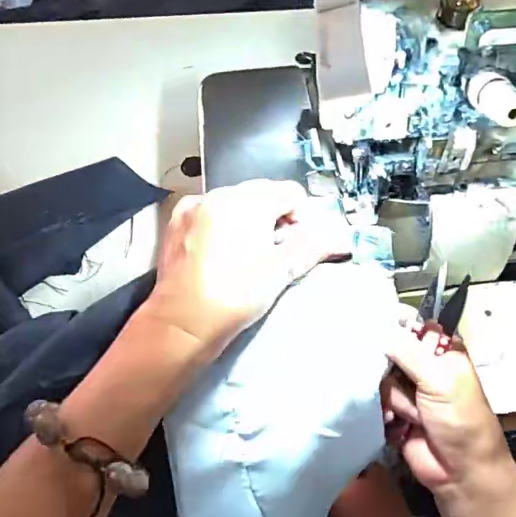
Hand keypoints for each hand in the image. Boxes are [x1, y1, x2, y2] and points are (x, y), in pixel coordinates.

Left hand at [141, 180, 351, 358]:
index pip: (290, 192)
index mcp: (247, 201)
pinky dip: (222, 225)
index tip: (297, 243)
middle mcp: (218, 195)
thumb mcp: (281, 271)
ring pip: (235, 202)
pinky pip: (210, 213)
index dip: (301, 217)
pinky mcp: (177, 224)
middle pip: (261, 193)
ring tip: (247, 257)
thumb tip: (338, 238)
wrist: (182, 324)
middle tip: (275, 253)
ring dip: (248, 220)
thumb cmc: (233, 298)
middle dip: (274, 217)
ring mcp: (194, 208)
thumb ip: (311, 246)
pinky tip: (223, 254)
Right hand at [381, 308, 515, 504]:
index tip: (379, 328)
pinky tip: (396, 422)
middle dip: (391, 367)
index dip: (395, 326)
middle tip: (407, 382)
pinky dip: (384, 411)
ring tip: (415, 415)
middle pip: (389, 350)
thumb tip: (380, 330)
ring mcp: (407, 389)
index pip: (412, 325)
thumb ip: (409, 351)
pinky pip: (374, 400)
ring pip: (380, 377)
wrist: (459, 471)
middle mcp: (423, 365)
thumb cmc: (460, 418)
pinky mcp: (392, 411)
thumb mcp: (440, 378)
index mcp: (442, 350)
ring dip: (395, 398)